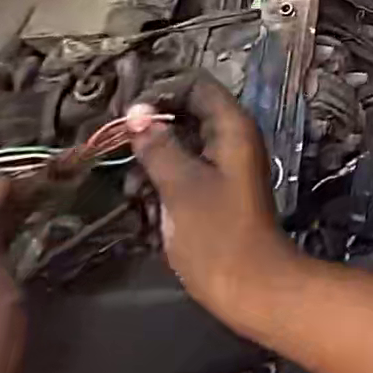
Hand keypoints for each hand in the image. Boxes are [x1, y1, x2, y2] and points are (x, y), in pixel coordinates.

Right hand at [126, 75, 298, 317]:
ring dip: (155, 157)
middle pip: (188, 113)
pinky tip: (144, 200)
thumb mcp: (180, 186)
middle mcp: (232, 136)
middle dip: (153, 128)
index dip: (161, 93)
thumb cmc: (217, 233)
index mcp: (232, 125)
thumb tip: (136, 113)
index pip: (195, 85)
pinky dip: (165, 177)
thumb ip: (157, 146)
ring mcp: (226, 162)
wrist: (252, 287)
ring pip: (184, 142)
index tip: (127, 113)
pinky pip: (188, 167)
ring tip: (132, 185)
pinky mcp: (218, 187)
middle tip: (120, 146)